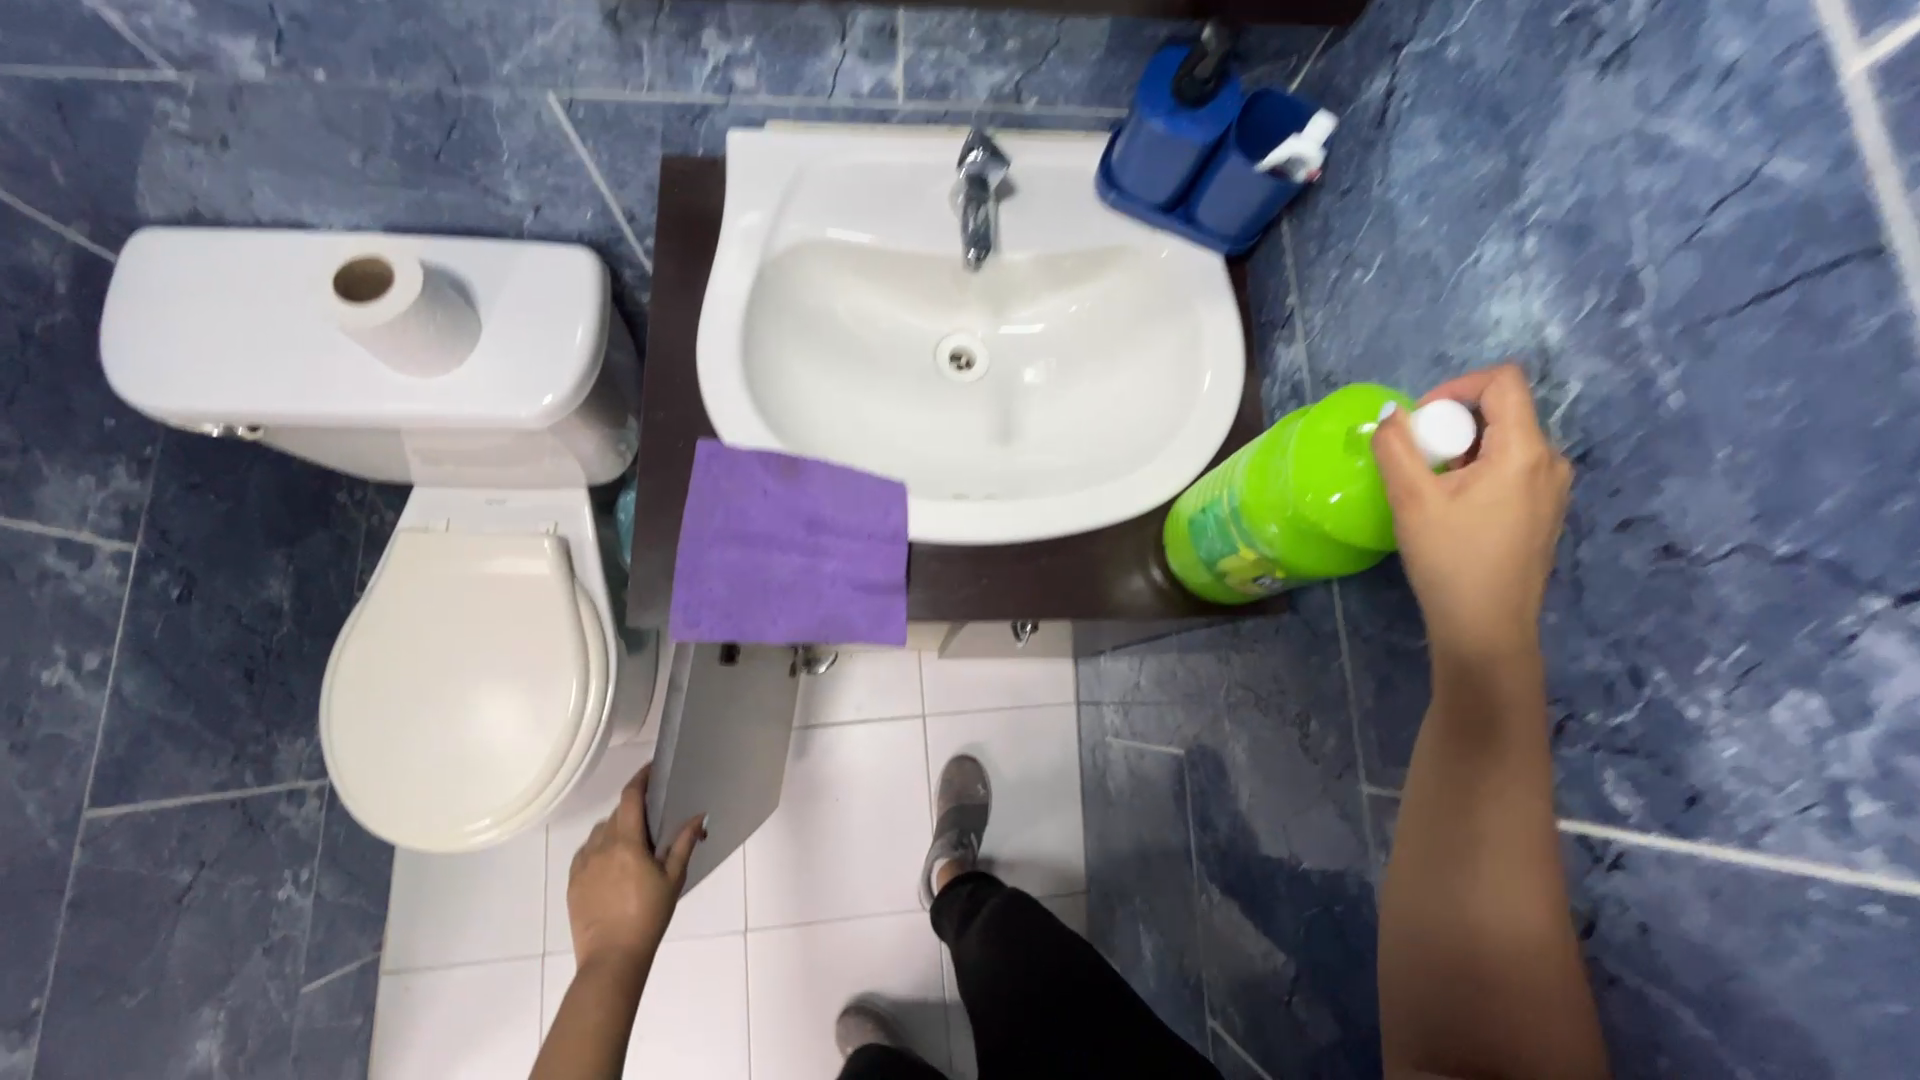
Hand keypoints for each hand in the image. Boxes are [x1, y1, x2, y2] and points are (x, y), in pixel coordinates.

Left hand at [567, 764, 705, 974]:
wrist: (612, 958)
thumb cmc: (648, 916)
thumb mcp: (673, 879)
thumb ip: (683, 843)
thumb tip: (698, 815)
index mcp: (626, 842)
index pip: (630, 798)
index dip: (640, 778)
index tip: (652, 769)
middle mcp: (600, 846)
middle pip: (616, 814)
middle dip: (634, 809)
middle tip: (653, 820)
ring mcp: (582, 865)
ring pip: (599, 832)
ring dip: (616, 828)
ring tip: (633, 844)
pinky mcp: (573, 882)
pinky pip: (586, 852)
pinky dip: (600, 847)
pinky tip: (613, 863)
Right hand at [1371, 363, 1571, 661]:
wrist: (1485, 628)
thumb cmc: (1450, 560)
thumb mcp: (1412, 499)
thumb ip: (1396, 447)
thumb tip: (1391, 414)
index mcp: (1525, 450)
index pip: (1503, 382)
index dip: (1456, 387)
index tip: (1419, 421)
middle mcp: (1550, 462)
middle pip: (1503, 412)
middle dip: (1452, 425)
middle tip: (1416, 460)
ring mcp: (1553, 490)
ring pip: (1505, 444)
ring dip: (1463, 451)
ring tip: (1431, 488)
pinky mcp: (1545, 513)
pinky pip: (1512, 470)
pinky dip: (1478, 473)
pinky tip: (1453, 510)